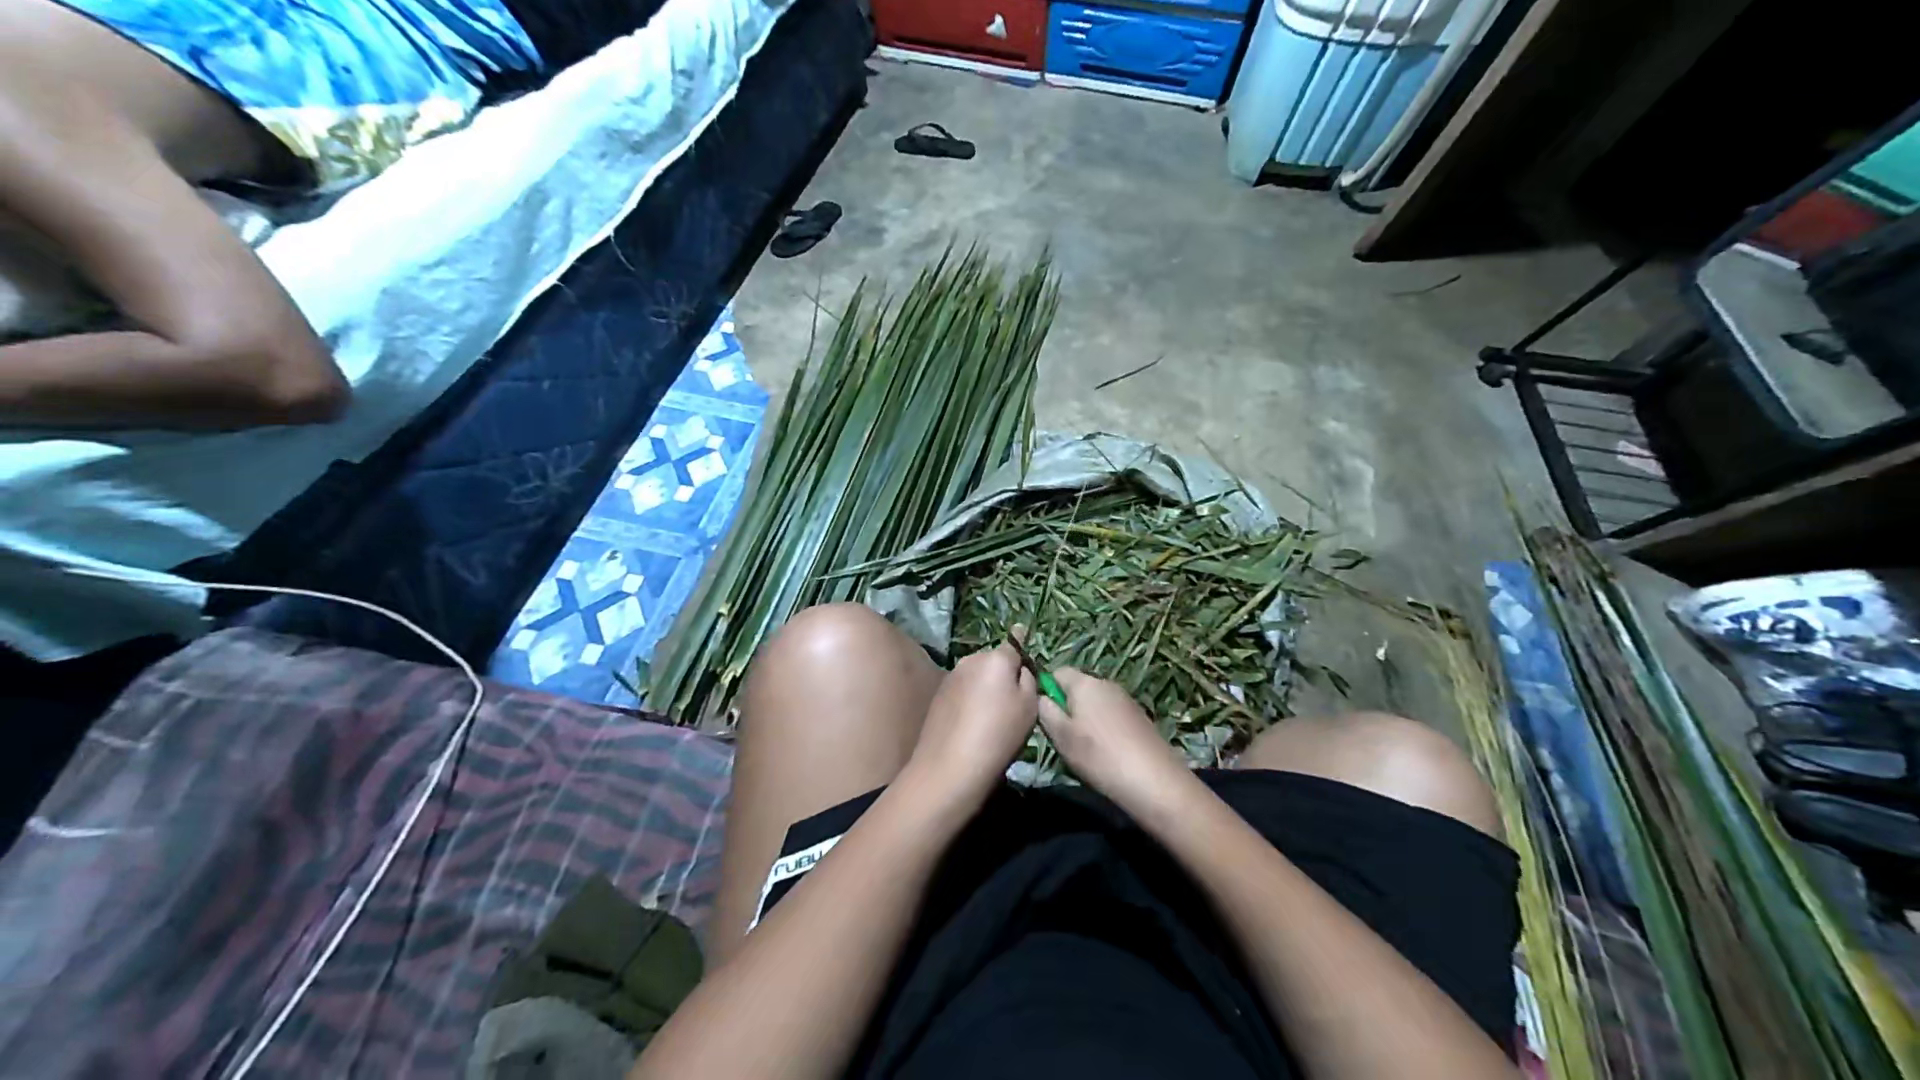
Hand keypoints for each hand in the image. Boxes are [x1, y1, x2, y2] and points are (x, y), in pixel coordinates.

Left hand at [904, 643, 1037, 811]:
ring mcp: (951, 676)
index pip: (1014, 645)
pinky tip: (972, 721)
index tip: (1025, 657)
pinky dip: (970, 698)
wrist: (951, 764)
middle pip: (994, 660)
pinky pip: (963, 688)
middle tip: (1012, 699)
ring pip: (977, 674)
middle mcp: (971, 659)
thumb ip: (1028, 678)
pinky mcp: (939, 694)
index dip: (1022, 653)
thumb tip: (1019, 669)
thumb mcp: (1029, 706)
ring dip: (985, 686)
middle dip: (1002, 672)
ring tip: (991, 714)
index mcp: (996, 658)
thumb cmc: (999, 734)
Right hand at [1038, 668, 1197, 813]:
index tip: (1045, 716)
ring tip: (1085, 749)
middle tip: (1062, 737)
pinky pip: (1112, 716)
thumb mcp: (1060, 735)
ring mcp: (1126, 700)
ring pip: (1095, 704)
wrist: (1153, 780)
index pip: (1057, 672)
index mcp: (1085, 682)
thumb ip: (1045, 710)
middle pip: (1077, 688)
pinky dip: (1104, 730)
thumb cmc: (1098, 755)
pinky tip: (1107, 753)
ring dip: (1085, 720)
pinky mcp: (1139, 718)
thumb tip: (1041, 697)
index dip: (1046, 690)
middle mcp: (1106, 684)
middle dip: (1067, 707)